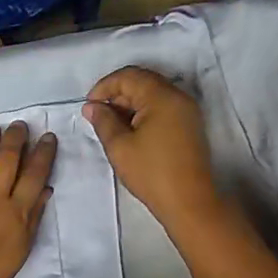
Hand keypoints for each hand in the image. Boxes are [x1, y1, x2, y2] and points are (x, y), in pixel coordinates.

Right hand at [84, 66, 219, 225]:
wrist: (189, 201)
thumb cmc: (151, 173)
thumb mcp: (119, 147)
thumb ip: (103, 121)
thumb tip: (92, 106)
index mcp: (162, 97)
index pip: (128, 76)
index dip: (104, 87)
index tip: (89, 107)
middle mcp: (178, 96)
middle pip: (142, 81)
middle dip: (116, 94)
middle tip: (98, 117)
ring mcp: (187, 110)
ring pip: (152, 94)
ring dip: (129, 104)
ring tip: (111, 126)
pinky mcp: (189, 124)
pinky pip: (162, 107)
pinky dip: (143, 112)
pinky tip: (130, 131)